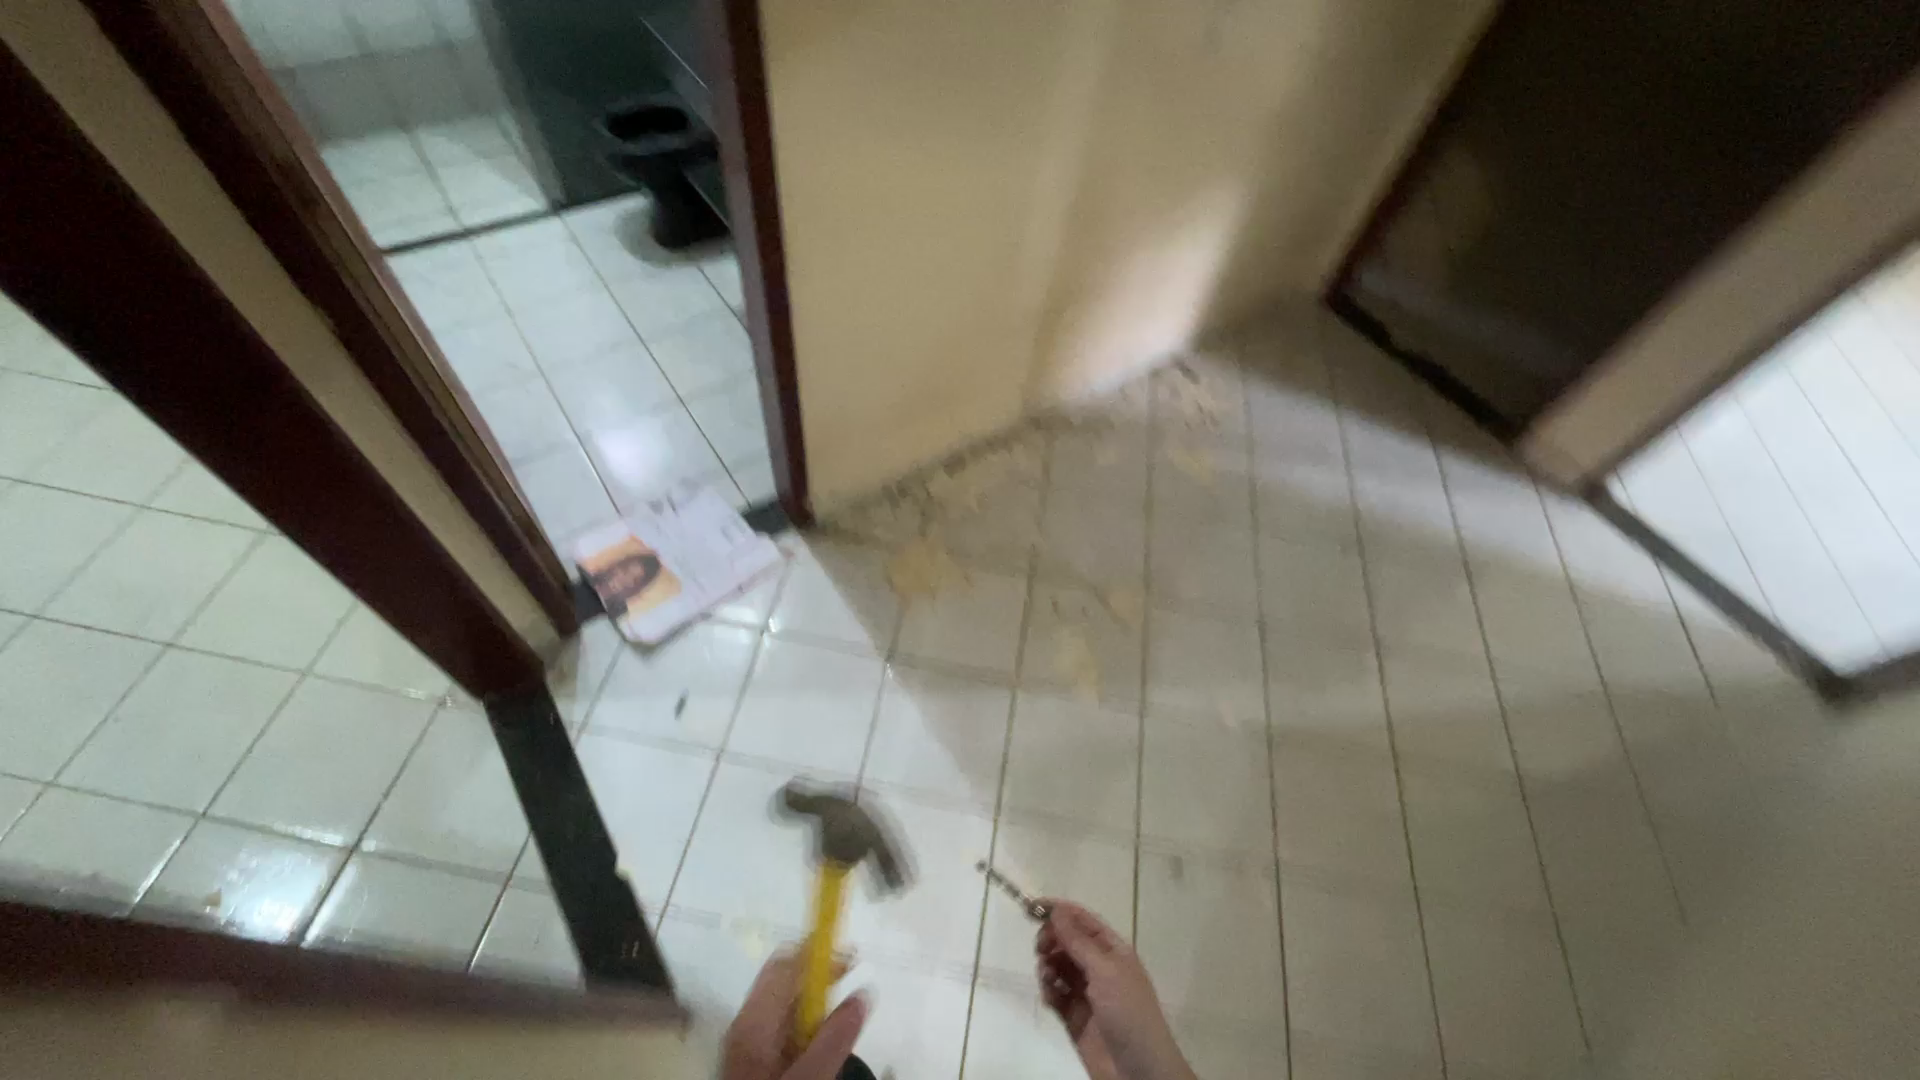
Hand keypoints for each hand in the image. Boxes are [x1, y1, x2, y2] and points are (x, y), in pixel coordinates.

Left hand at [722, 949, 868, 1079]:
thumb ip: (836, 1037)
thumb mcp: (810, 1078)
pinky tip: (822, 1038)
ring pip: (783, 1001)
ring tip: (843, 1009)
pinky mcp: (752, 1060)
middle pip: (783, 978)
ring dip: (815, 997)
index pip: (785, 963)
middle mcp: (745, 1023)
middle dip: (820, 972)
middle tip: (854, 973)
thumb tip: (865, 992)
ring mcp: (746, 1042)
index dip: (819, 950)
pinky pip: (781, 1024)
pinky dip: (806, 1020)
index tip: (853, 952)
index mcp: (753, 1021)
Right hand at [1036, 902, 1196, 1079]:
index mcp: (1113, 950)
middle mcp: (1099, 967)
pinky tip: (1049, 994)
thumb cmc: (1128, 1012)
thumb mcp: (1105, 971)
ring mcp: (1086, 992)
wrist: (1139, 1071)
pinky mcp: (1074, 1016)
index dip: (1060, 911)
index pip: (1083, 920)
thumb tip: (1057, 910)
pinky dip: (1048, 989)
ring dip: (1048, 964)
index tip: (1033, 908)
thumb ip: (1078, 941)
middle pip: (1068, 941)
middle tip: (1040, 948)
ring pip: (1058, 966)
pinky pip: (1055, 993)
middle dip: (1051, 939)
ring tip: (1047, 976)